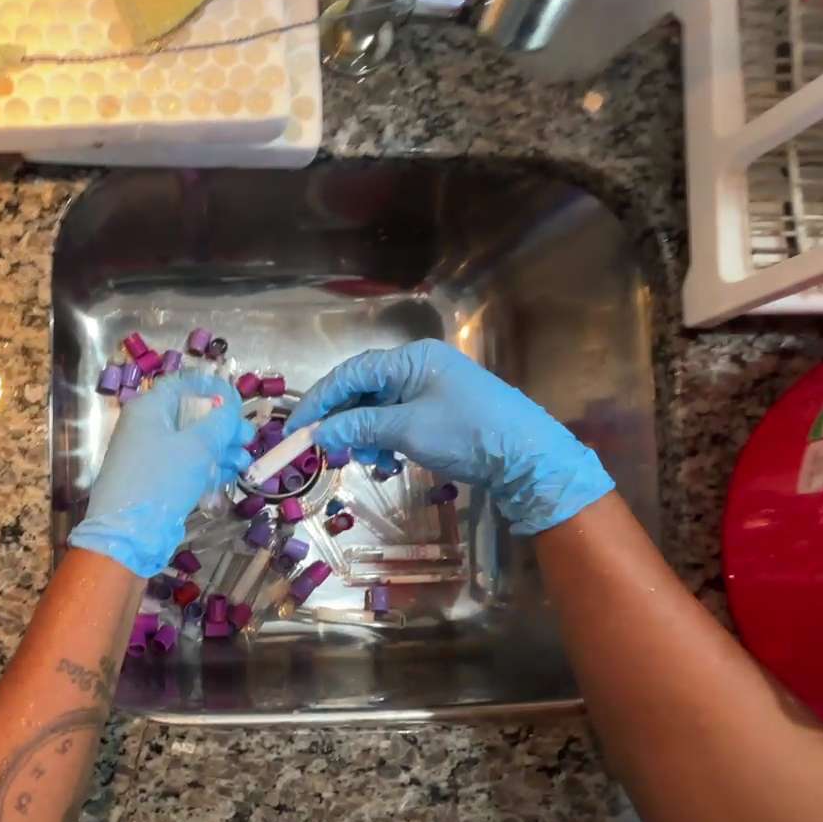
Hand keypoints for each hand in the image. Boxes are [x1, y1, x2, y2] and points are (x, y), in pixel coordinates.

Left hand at [70, 370, 253, 576]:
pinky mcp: (156, 480)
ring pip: (192, 443)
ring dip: (221, 449)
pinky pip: (186, 465)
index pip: (182, 385)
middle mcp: (146, 427)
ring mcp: (150, 455)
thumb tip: (230, 411)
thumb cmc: (161, 479)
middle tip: (248, 438)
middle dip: (223, 426)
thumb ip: (219, 424)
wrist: (128, 533)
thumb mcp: (196, 447)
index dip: (212, 390)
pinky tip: (230, 475)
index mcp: (148, 409)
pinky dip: (207, 467)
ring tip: (243, 462)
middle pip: (191, 415)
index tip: (237, 403)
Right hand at [284, 339, 612, 534]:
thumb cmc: (467, 434)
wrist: (527, 458)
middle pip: (360, 391)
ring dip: (362, 436)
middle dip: (340, 421)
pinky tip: (386, 462)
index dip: (318, 402)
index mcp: (410, 360)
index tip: (295, 429)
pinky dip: (382, 441)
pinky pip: (393, 422)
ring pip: (375, 410)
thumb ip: (358, 427)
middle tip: (323, 449)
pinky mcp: (434, 412)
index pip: (349, 375)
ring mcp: (426, 389)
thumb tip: (317, 433)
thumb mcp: (406, 430)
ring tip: (366, 460)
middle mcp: (415, 368)